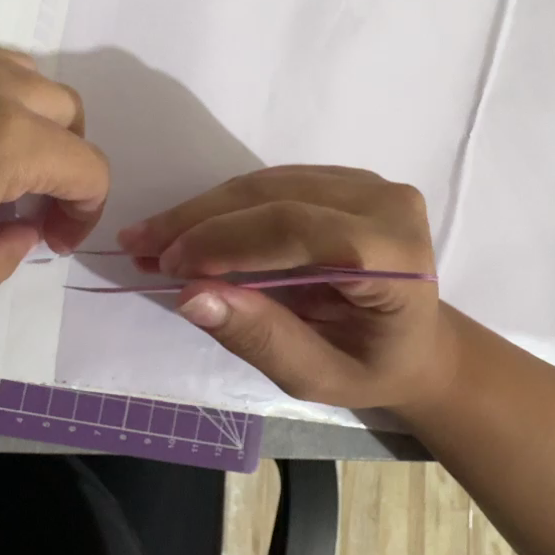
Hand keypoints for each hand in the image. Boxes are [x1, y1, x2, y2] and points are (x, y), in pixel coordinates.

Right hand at [117, 166, 451, 410]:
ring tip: (151, 239)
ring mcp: (365, 183)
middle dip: (197, 221)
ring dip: (199, 210)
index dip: (224, 240)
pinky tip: (185, 228)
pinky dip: (219, 206)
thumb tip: (190, 295)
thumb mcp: (316, 376)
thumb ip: (260, 337)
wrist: (415, 344)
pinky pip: (266, 183)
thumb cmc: (371, 368)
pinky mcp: (340, 178)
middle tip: (138, 245)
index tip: (165, 263)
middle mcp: (384, 203)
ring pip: (260, 183)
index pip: (295, 229)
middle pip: (272, 197)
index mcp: (393, 256)